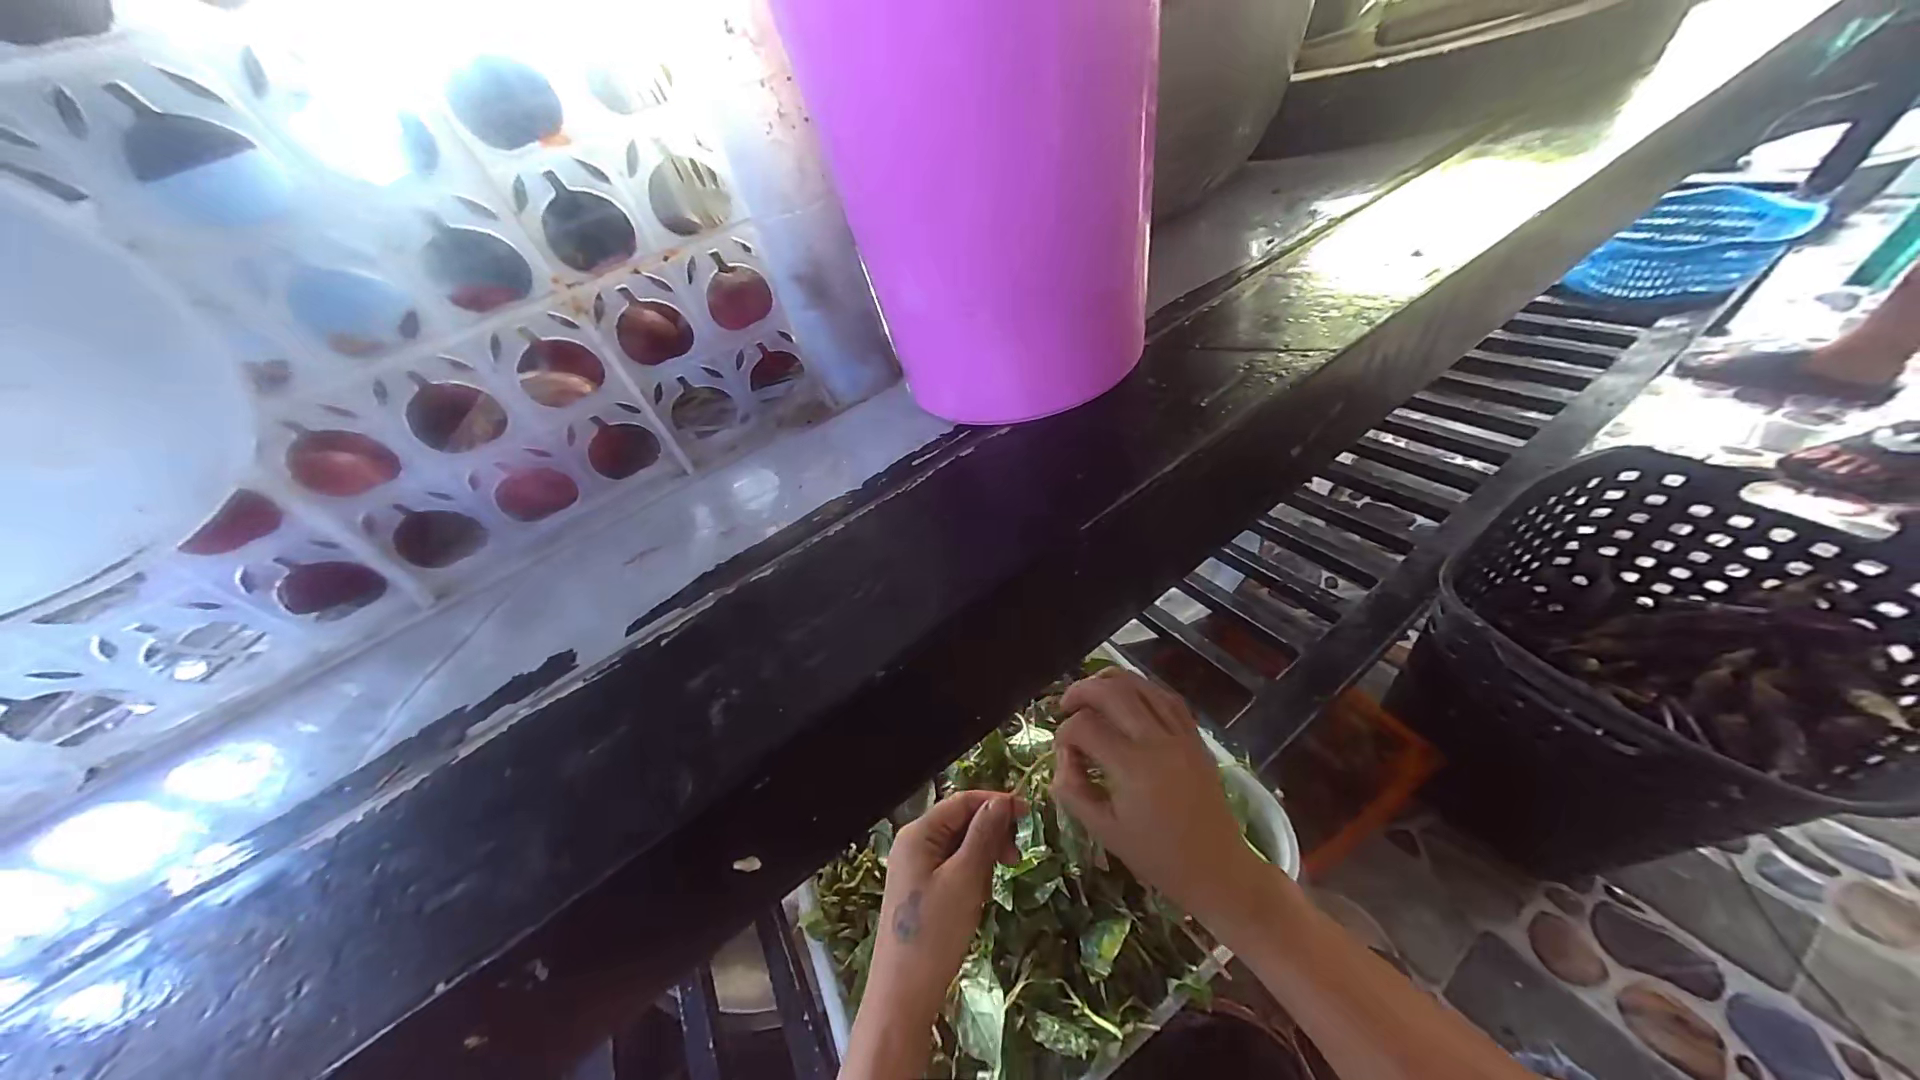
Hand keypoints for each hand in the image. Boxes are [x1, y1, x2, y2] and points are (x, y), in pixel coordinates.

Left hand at [842, 790, 1019, 1078]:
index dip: (996, 802)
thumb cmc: (936, 932)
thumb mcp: (966, 878)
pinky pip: (952, 867)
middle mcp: (913, 843)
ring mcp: (915, 868)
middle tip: (1017, 856)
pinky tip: (980, 895)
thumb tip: (1002, 801)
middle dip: (990, 832)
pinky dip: (972, 874)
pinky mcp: (921, 891)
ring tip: (996, 881)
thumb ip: (984, 835)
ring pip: (958, 845)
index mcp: (918, 833)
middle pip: (959, 821)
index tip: (1029, 814)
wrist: (903, 996)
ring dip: (983, 855)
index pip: (962, 801)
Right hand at [1050, 669, 1267, 924]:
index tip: (1063, 753)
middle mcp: (1158, 741)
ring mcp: (1181, 735)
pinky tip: (1128, 700)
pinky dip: (1142, 690)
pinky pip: (1167, 697)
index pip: (1085, 727)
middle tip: (1065, 706)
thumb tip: (1063, 757)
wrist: (1217, 870)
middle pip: (1112, 691)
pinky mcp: (1196, 738)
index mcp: (1133, 768)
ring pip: (1141, 685)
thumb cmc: (1157, 857)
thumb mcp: (1103, 831)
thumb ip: (1073, 790)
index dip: (1064, 734)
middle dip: (1080, 692)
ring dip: (1110, 682)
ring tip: (1092, 695)